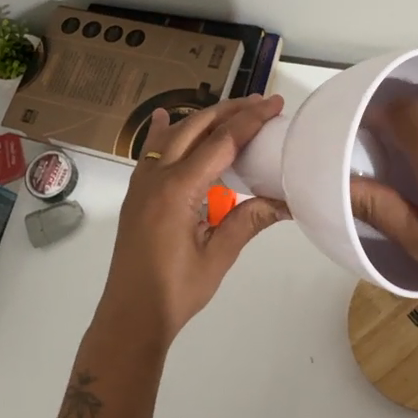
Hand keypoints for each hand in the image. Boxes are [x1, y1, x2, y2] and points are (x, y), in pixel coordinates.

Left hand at [98, 94, 290, 344]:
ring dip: (203, 119)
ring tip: (232, 111)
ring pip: (172, 134)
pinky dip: (163, 132)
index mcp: (178, 190)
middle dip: (230, 111)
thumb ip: (249, 220)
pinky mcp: (137, 194)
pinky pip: (151, 151)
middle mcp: (156, 177)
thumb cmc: (176, 290)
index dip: (250, 121)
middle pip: (196, 128)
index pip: (221, 143)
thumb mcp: (219, 255)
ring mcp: (142, 183)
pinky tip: (163, 118)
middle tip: (261, 102)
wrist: (130, 315)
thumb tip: (287, 200)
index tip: (274, 104)